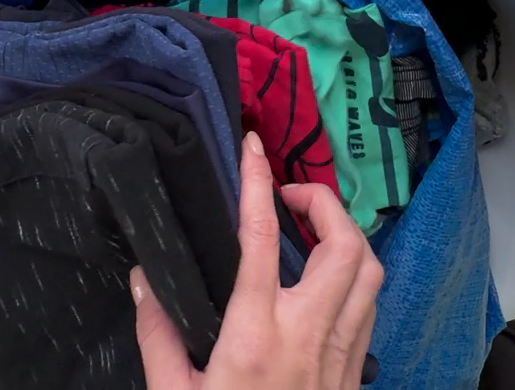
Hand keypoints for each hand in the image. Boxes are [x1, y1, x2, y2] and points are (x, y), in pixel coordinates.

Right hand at [132, 131, 382, 388]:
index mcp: (257, 334)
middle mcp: (310, 334)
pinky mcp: (356, 372)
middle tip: (288, 196)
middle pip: (344, 243)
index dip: (258, 182)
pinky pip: (371, 303)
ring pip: (369, 269)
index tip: (252, 147)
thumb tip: (143, 277)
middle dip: (323, 202)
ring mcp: (341, 354)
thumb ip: (158, 333)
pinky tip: (326, 276)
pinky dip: (355, 271)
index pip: (263, 237)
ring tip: (312, 226)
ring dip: (345, 233)